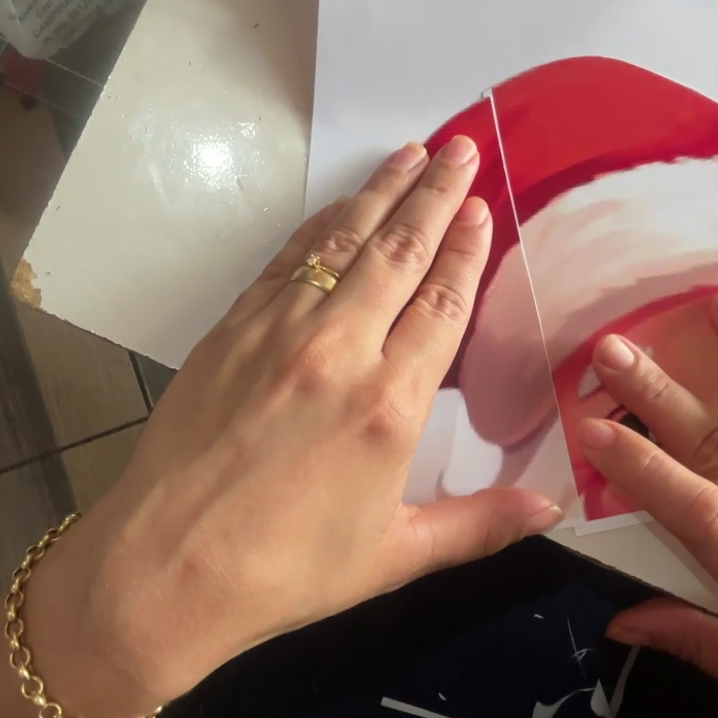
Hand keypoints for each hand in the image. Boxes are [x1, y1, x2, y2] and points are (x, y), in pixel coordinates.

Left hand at [31, 139, 562, 717]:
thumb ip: (480, 523)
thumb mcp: (395, 556)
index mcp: (391, 405)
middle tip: (460, 147)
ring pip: (345, 241)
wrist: (165, 568)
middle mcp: (341, 350)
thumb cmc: (287, 570)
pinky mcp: (234, 326)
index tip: (482, 206)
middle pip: (401, 251)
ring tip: (410, 152)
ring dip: (382, 192)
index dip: (467, 248)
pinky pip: (290, 258)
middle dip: (435, 193)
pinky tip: (342, 205)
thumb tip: (552, 505)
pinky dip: (322, 224)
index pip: (443, 302)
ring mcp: (281, 330)